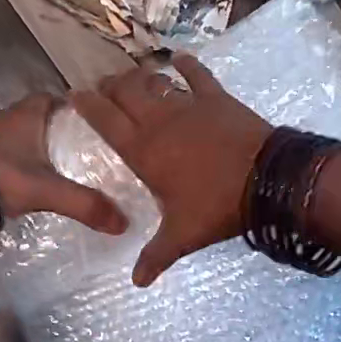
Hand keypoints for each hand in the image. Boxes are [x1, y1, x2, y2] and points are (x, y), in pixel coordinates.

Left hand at [0, 93, 127, 234]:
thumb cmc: (1, 175)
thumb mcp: (49, 190)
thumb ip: (85, 205)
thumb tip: (123, 224)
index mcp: (29, 113)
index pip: (59, 99)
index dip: (79, 110)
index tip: (99, 127)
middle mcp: (10, 120)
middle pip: (45, 120)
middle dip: (65, 135)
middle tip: (90, 155)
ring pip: (28, 140)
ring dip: (44, 152)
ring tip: (71, 172)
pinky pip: (14, 158)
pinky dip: (28, 168)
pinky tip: (39, 185)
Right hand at [70, 54, 271, 286]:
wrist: (267, 179)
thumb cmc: (217, 207)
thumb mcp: (183, 235)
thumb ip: (156, 255)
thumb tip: (137, 282)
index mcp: (144, 151)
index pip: (106, 121)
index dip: (87, 105)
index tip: (73, 95)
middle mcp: (159, 122)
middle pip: (125, 93)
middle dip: (109, 86)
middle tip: (101, 87)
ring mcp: (188, 106)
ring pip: (154, 81)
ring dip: (139, 76)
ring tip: (130, 76)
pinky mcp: (216, 99)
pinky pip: (197, 76)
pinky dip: (187, 66)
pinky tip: (180, 59)